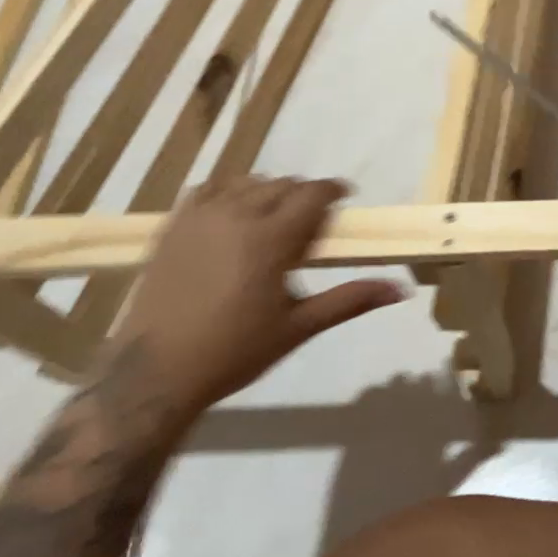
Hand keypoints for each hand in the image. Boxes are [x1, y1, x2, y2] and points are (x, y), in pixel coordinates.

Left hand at [104, 176, 405, 417]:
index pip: (313, 193)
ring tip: (271, 220)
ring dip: (267, 192)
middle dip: (302, 196)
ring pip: (246, 183)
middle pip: (283, 184)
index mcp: (272, 239)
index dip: (333, 191)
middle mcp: (237, 216)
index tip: (343, 200)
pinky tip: (232, 215)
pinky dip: (228, 193)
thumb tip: (401, 290)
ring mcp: (200, 218)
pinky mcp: (173, 226)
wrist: (156, 373)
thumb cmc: (235, 352)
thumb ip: (350, 300)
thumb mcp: (299, 328)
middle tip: (308, 226)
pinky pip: (208, 189)